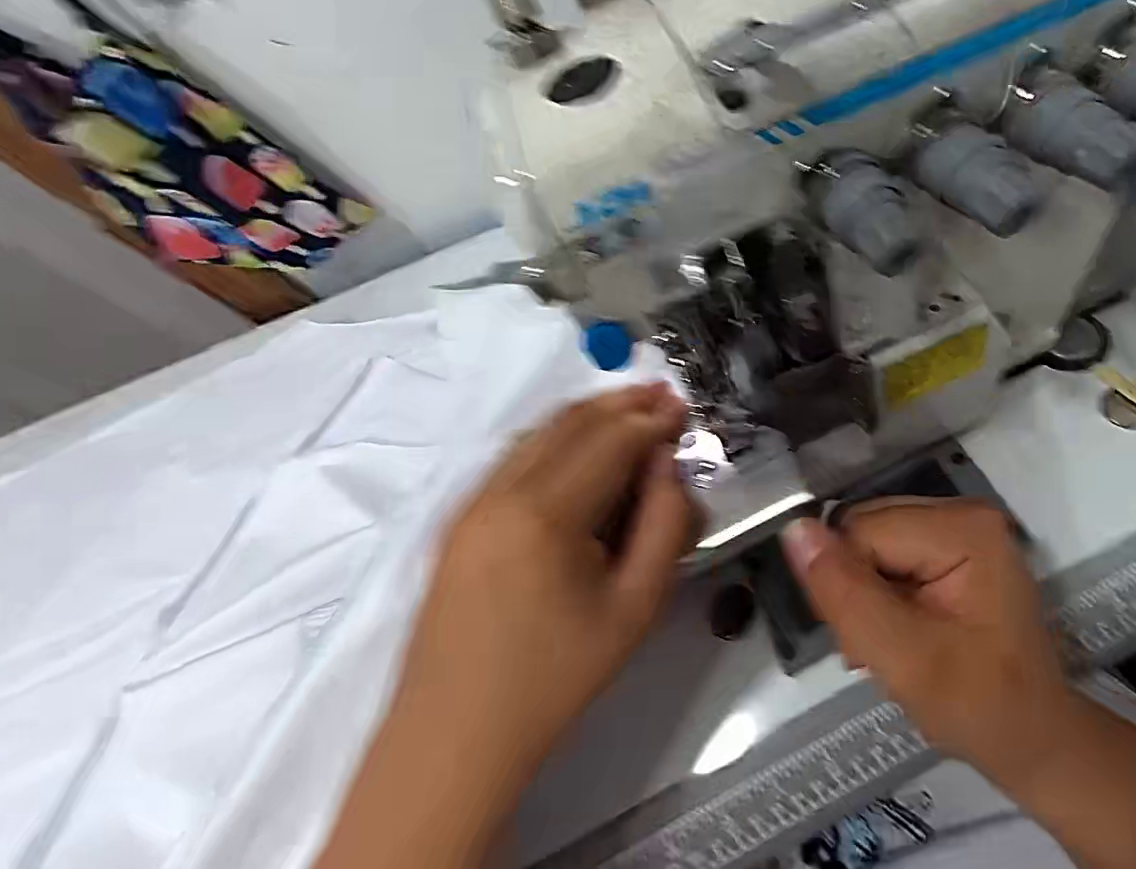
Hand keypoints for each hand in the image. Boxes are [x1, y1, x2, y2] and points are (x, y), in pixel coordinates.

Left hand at [405, 382, 695, 781]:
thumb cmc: (555, 679)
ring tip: (629, 411)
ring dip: (586, 417)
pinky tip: (578, 450)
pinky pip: (513, 459)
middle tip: (662, 395)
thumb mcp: (635, 609)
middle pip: (570, 424)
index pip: (610, 441)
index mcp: (544, 512)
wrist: (452, 739)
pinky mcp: (458, 521)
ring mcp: (470, 503)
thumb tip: (668, 465)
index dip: (651, 420)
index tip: (684, 407)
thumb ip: (664, 525)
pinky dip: (554, 440)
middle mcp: (499, 490)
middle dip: (621, 405)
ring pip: (536, 434)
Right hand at [780, 498, 1077, 790]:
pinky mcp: (953, 545)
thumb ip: (845, 591)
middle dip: (854, 588)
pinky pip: (887, 553)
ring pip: (868, 542)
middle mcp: (961, 511)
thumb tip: (795, 529)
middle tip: (875, 648)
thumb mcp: (902, 657)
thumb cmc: (978, 706)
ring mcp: (959, 526)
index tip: (865, 644)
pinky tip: (896, 630)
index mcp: (961, 527)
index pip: (859, 533)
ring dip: (863, 594)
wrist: (1033, 740)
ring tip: (887, 645)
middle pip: (863, 531)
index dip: (847, 587)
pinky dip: (880, 593)